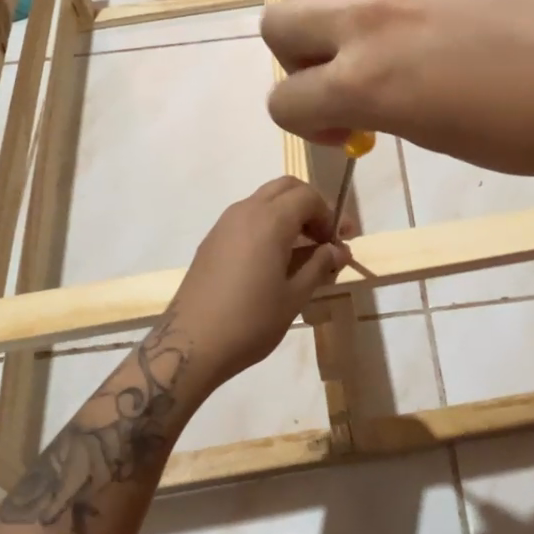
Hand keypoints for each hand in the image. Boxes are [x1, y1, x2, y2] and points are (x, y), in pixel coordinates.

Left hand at [167, 177, 351, 383]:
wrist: (192, 345)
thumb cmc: (251, 321)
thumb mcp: (295, 296)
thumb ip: (320, 265)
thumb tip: (338, 250)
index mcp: (269, 220)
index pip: (308, 197)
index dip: (330, 215)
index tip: (342, 241)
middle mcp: (245, 211)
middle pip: (286, 189)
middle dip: (310, 206)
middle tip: (325, 237)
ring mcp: (224, 224)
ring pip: (264, 201)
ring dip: (289, 215)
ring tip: (304, 252)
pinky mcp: (212, 241)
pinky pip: (247, 218)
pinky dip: (268, 226)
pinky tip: (275, 260)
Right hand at [264, 0, 533, 175]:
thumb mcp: (446, 138)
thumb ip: (389, 108)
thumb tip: (375, 95)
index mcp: (366, 84)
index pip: (283, 99)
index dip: (304, 120)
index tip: (347, 126)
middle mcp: (369, 20)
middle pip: (278, 18)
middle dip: (295, 52)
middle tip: (341, 70)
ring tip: (368, 24)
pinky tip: (442, 13)